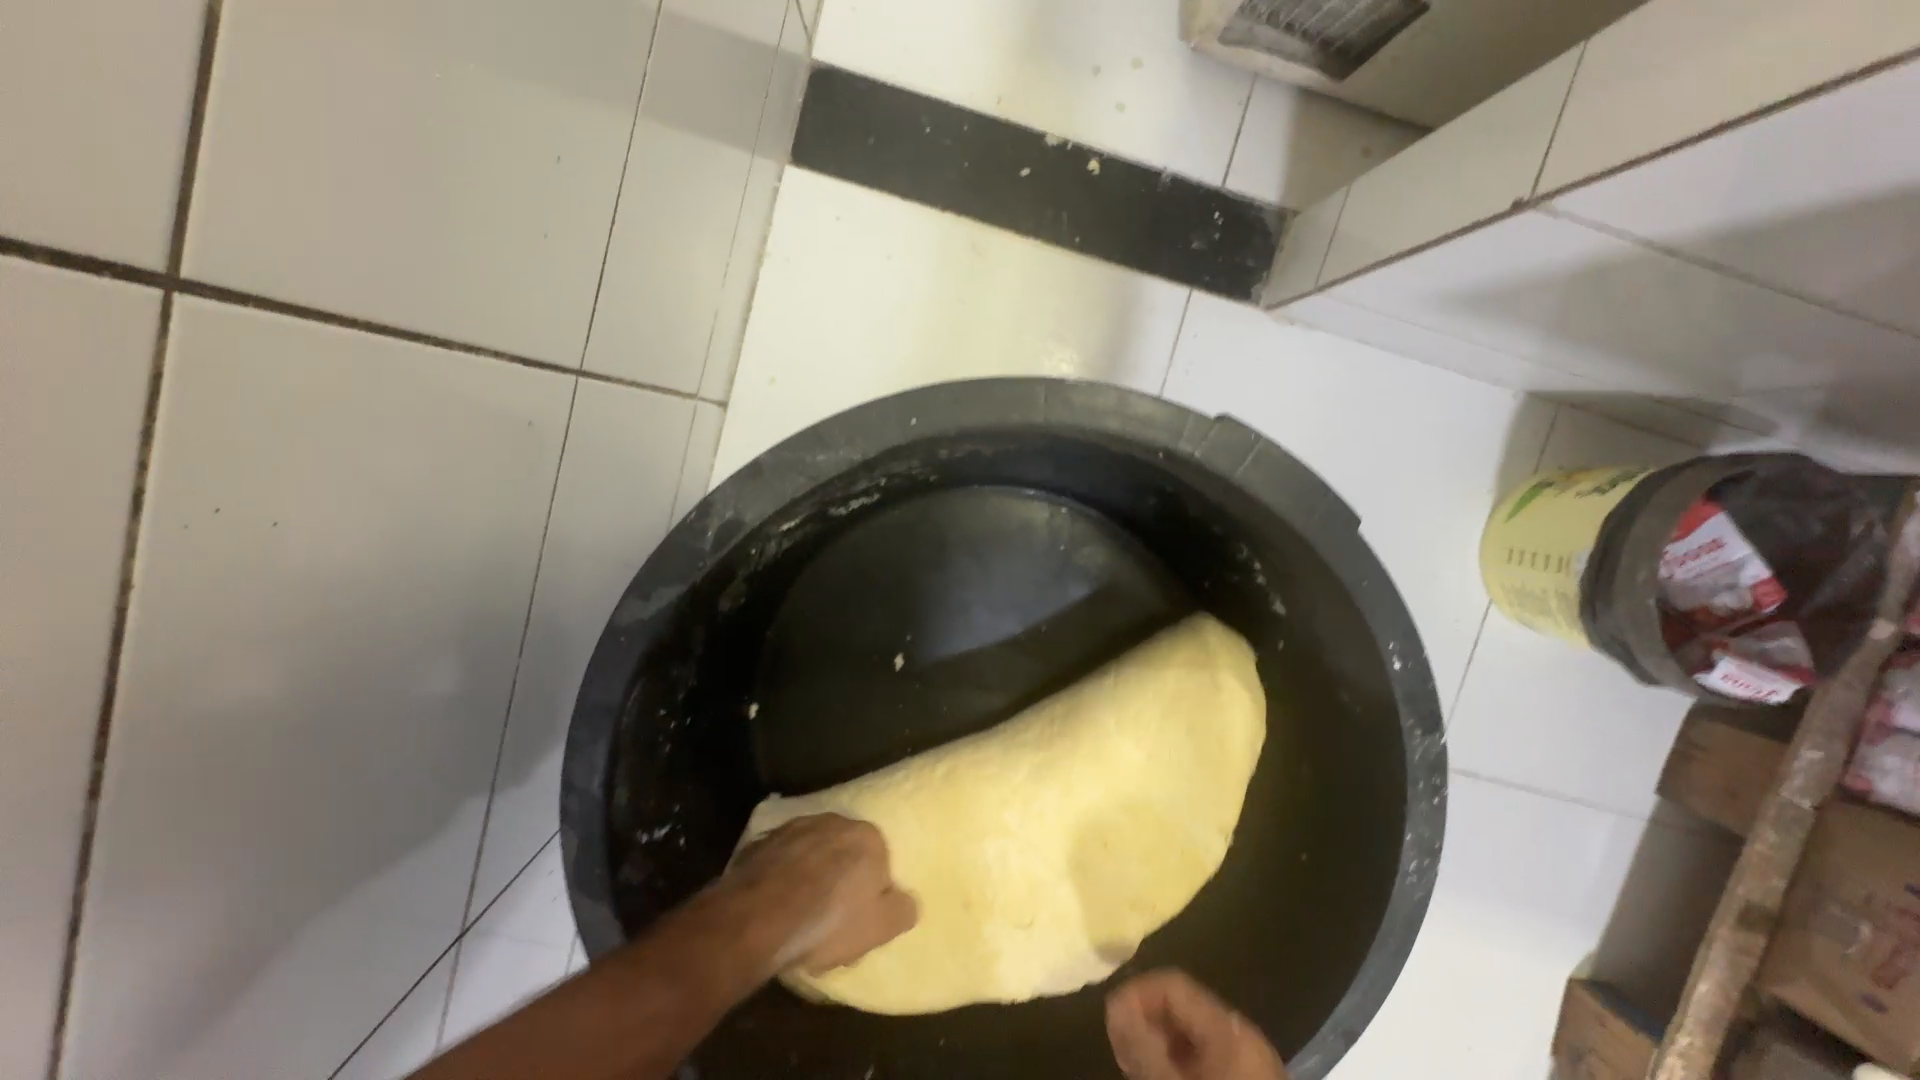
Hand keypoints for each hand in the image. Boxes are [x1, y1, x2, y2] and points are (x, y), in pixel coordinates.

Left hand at [725, 814, 917, 974]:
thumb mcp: (882, 927)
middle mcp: (831, 821)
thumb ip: (903, 910)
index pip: (879, 865)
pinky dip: (780, 879)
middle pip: (844, 856)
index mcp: (867, 836)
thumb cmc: (828, 922)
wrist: (757, 919)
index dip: (870, 897)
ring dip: (809, 878)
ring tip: (798, 917)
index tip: (858, 922)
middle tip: (829, 922)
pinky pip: (779, 862)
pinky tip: (774, 907)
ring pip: (810, 856)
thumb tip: (905, 901)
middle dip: (840, 882)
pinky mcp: (759, 843)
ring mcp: (791, 829)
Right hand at [1106, 970, 1287, 1079]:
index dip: (1135, 996)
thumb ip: (1142, 1047)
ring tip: (1136, 1071)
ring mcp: (1248, 1062)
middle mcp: (1241, 1036)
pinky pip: (1205, 1058)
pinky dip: (1178, 1064)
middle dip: (1146, 1024)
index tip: (1111, 1026)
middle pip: (1181, 1007)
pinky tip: (1162, 1079)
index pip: (1171, 984)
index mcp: (1228, 1028)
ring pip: (1191, 1035)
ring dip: (1159, 1047)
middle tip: (1122, 1057)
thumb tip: (1115, 1005)